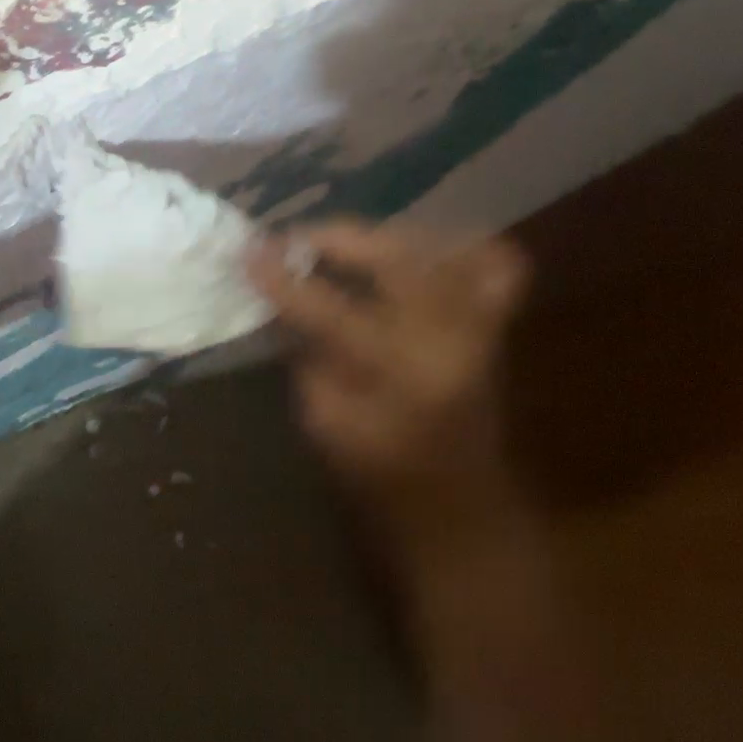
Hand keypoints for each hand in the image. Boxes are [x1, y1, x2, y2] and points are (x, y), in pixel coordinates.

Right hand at [248, 222, 529, 532]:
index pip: (332, 312)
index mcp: (402, 376)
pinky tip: (413, 250)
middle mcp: (451, 341)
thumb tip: (283, 301)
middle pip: (397, 261)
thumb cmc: (378, 472)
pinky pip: (492, 265)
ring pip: (440, 251)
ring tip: (338, 243)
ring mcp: (481, 328)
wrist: (458, 503)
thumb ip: (307, 355)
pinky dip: (455, 247)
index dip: (285, 280)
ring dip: (381, 238)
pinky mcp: (495, 326)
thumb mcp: (324, 421)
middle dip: (336, 239)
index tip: (247, 252)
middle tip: (291, 239)